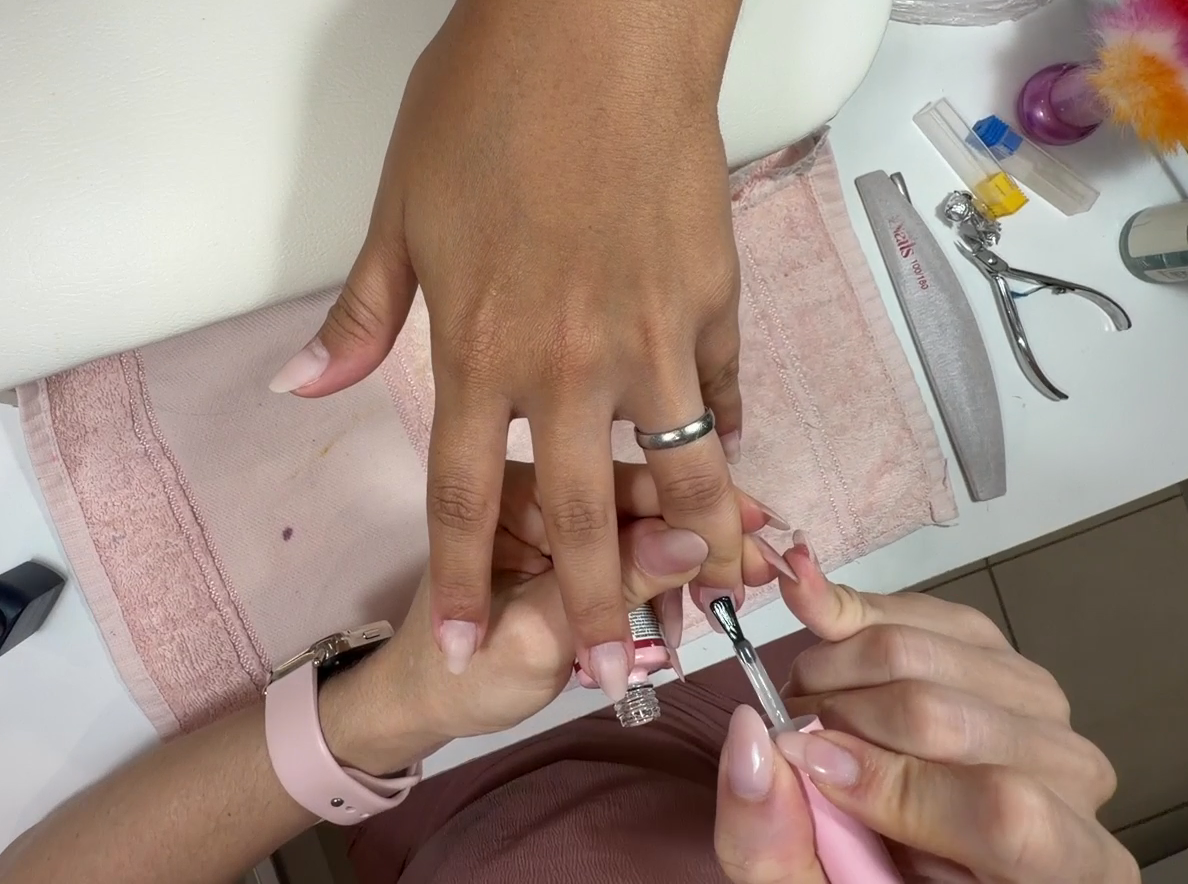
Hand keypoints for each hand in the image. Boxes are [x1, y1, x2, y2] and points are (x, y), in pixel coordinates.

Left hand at [266, 0, 752, 686]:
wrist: (599, 22)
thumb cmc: (483, 104)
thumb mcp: (399, 208)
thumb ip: (362, 316)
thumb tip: (304, 386)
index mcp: (478, 344)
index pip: (462, 493)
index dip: (469, 578)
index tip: (478, 646)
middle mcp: (567, 360)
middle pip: (577, 510)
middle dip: (594, 603)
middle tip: (610, 676)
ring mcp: (651, 331)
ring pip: (678, 467)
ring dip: (690, 543)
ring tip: (707, 603)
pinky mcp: (714, 293)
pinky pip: (721, 386)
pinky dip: (723, 428)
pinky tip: (728, 459)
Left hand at [325, 464, 715, 771]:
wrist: (425, 703)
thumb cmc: (464, 673)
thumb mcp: (538, 633)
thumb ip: (611, 586)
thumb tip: (695, 539)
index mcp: (515, 489)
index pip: (608, 483)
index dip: (683, 505)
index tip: (751, 530)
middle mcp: (539, 484)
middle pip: (633, 499)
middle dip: (699, 532)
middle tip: (762, 564)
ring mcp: (554, 514)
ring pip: (636, 525)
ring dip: (686, 559)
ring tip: (737, 590)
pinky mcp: (565, 545)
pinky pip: (624, 549)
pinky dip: (661, 576)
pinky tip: (694, 599)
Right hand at [712, 536, 1136, 883]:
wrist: (898, 827)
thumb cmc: (871, 874)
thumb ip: (776, 844)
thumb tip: (752, 739)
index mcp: (1066, 871)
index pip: (1008, 815)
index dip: (893, 784)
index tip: (805, 761)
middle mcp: (1073, 777)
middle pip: (946, 717)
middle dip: (836, 715)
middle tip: (790, 733)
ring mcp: (1032, 697)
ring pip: (916, 650)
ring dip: (830, 668)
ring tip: (804, 701)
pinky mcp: (986, 643)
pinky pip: (905, 606)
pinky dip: (840, 607)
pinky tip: (810, 615)